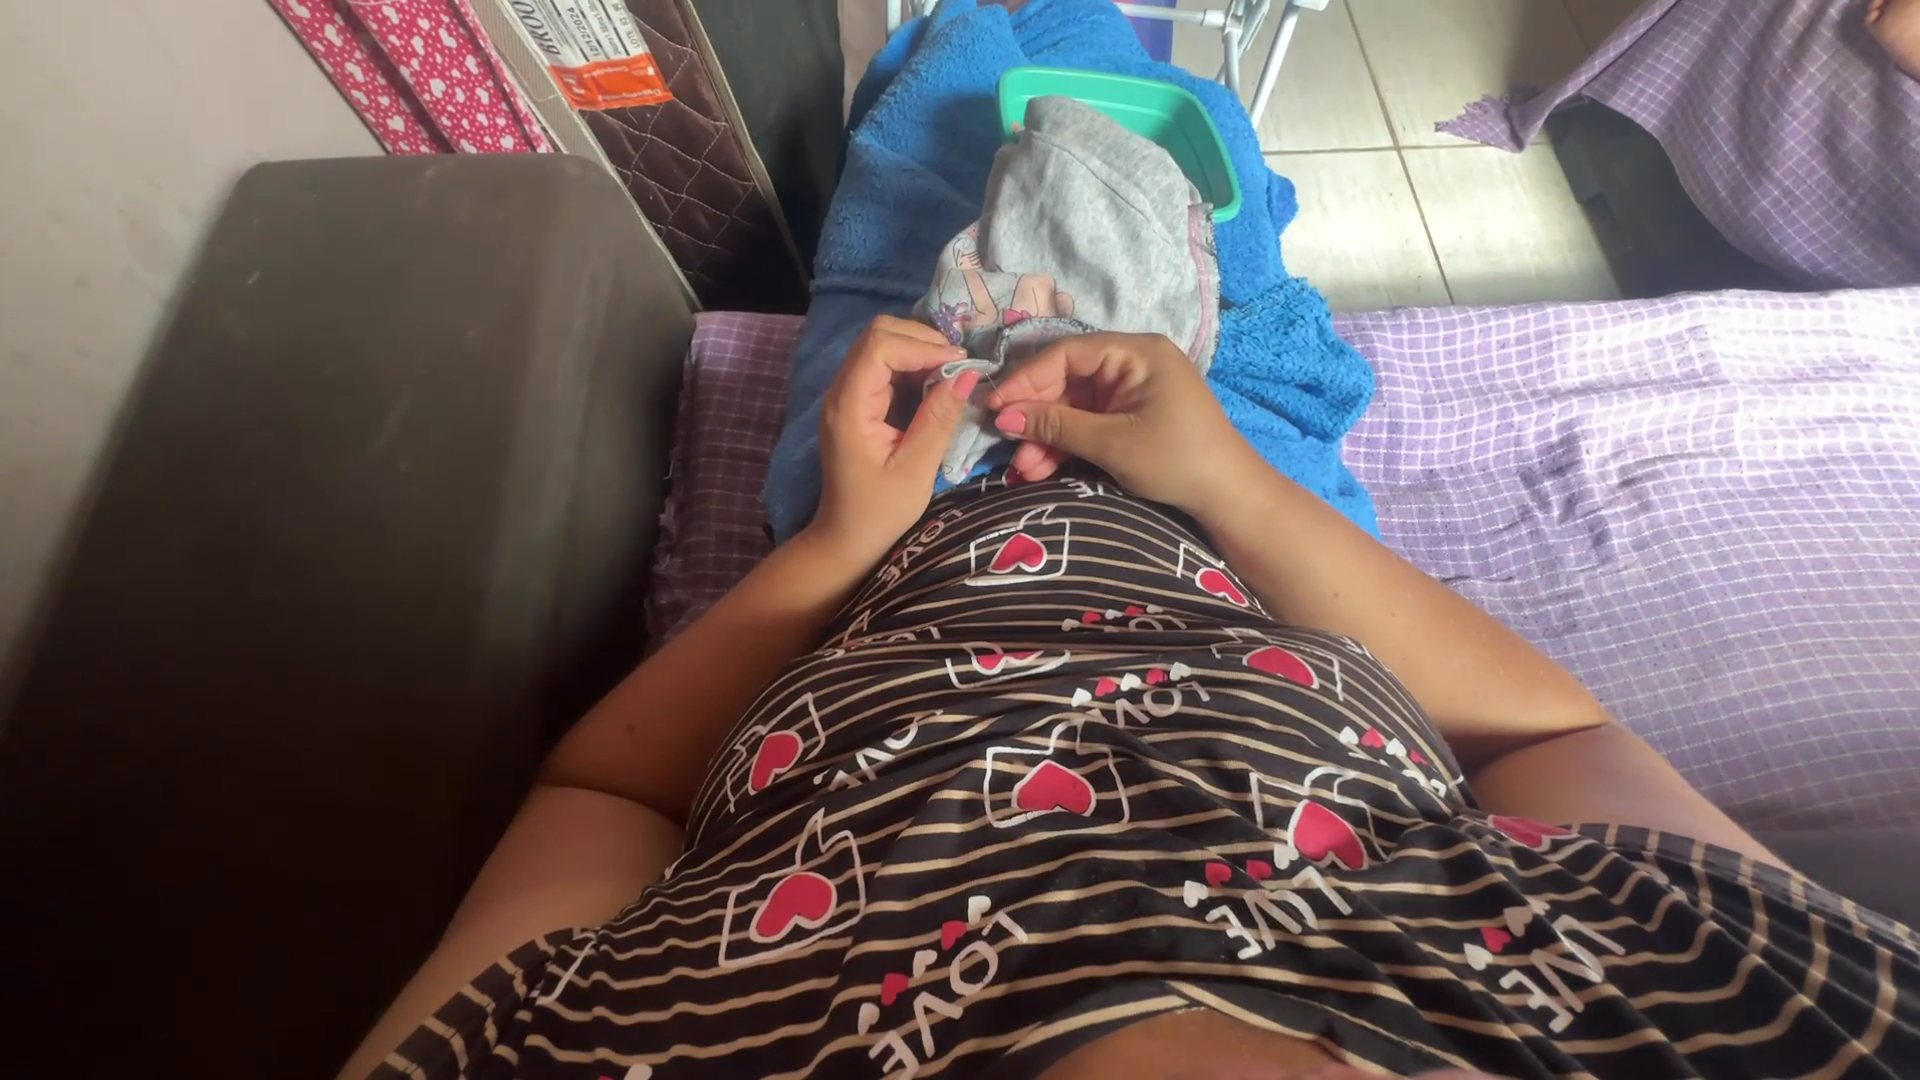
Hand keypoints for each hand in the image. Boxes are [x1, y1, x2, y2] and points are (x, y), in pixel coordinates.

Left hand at [808, 316, 976, 565]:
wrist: (846, 537)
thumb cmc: (880, 511)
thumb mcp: (916, 469)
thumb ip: (939, 419)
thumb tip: (966, 375)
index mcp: (849, 407)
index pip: (881, 346)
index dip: (923, 346)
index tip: (959, 365)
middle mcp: (841, 392)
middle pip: (877, 335)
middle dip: (921, 340)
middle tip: (959, 365)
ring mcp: (846, 396)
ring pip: (880, 346)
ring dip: (918, 351)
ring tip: (952, 373)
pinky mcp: (856, 404)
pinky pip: (882, 367)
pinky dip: (911, 366)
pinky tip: (935, 384)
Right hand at [985, 331, 1264, 521]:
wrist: (1227, 498)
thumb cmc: (1176, 460)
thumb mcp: (1111, 443)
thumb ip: (1056, 426)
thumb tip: (1004, 417)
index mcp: (1136, 353)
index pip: (1066, 354)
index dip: (1026, 380)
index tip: (994, 407)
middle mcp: (1130, 365)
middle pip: (1066, 382)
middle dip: (1036, 418)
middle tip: (1008, 447)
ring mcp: (1129, 393)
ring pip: (1072, 408)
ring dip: (1046, 439)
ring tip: (1024, 471)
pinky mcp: (1128, 419)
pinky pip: (1086, 425)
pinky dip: (1065, 447)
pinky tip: (1041, 470)